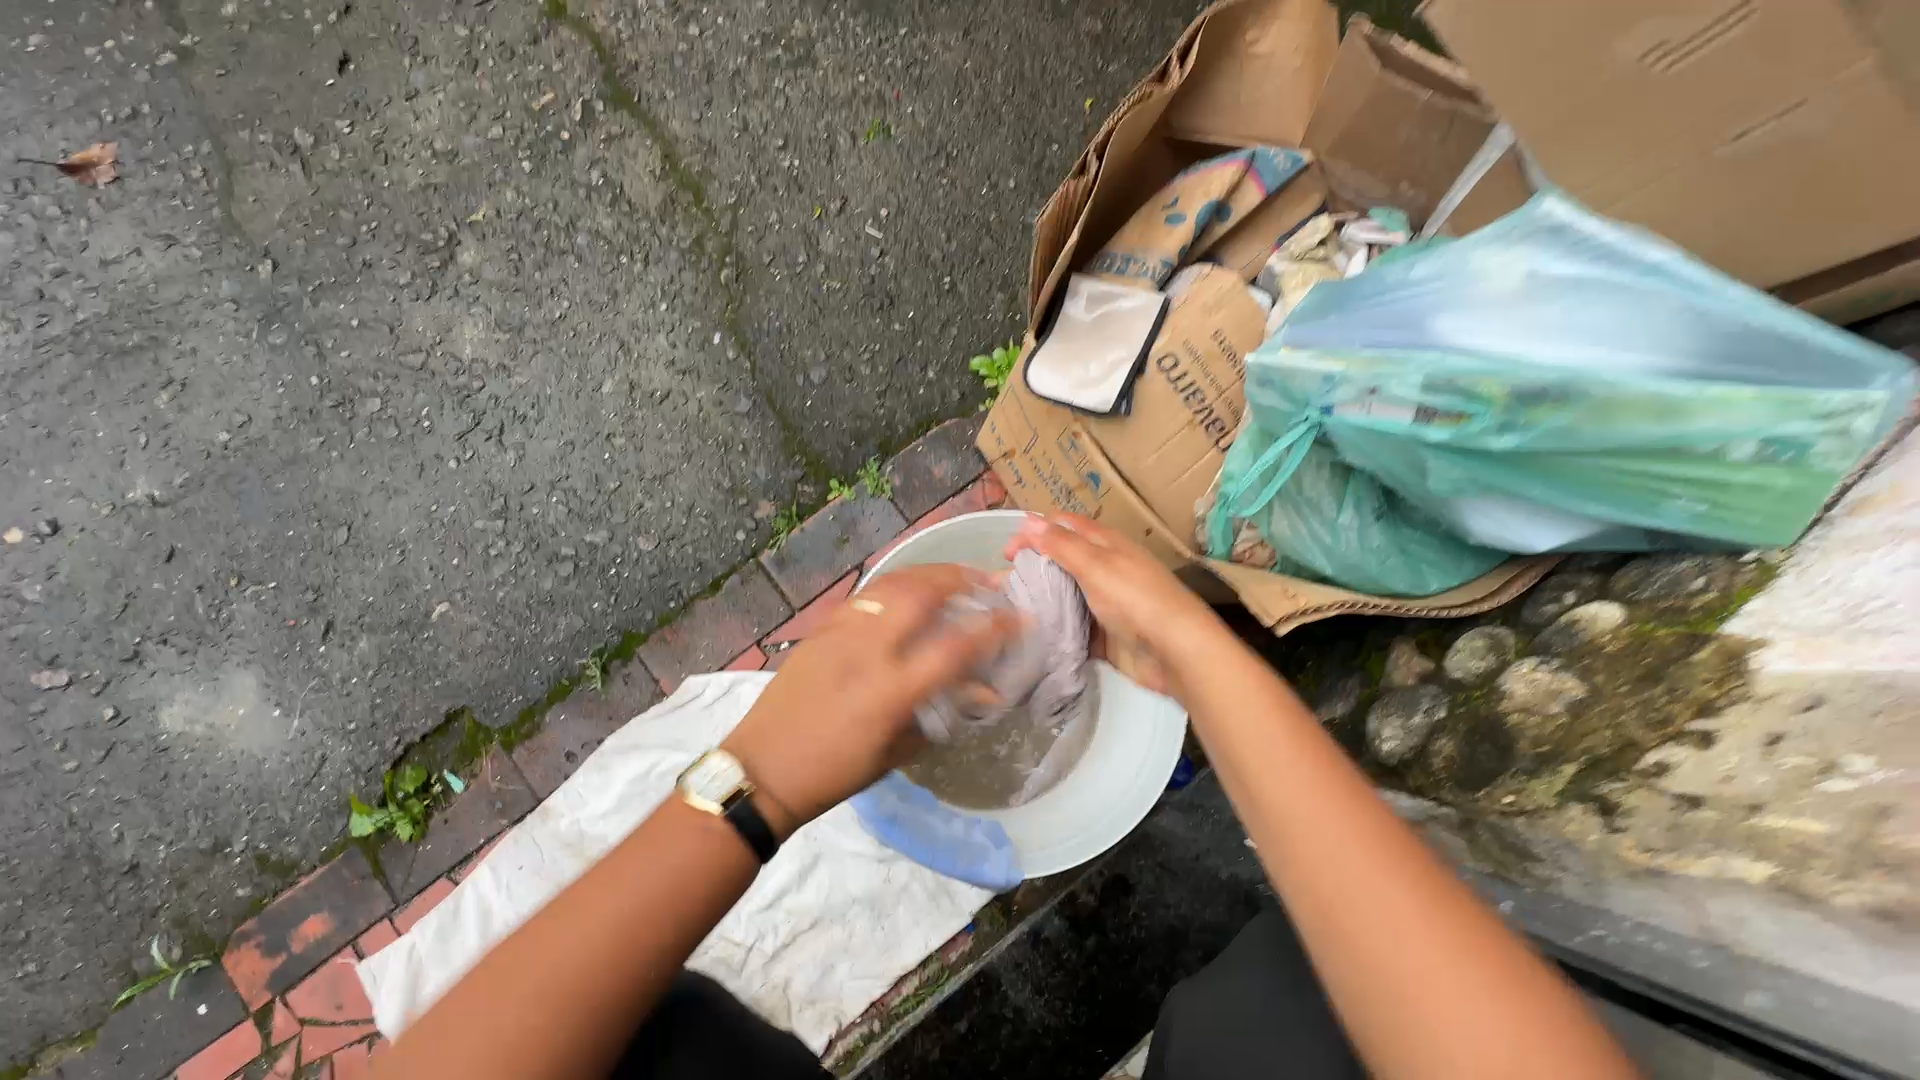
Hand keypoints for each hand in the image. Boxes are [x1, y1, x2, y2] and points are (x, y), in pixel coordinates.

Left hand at [721, 564, 1016, 837]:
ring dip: (928, 575)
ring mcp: (840, 633)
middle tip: (987, 582)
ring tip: (953, 578)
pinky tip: (908, 593)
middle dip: (961, 579)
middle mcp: (867, 651)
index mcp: (890, 691)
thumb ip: (941, 715)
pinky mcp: (820, 629)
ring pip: (891, 585)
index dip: (994, 628)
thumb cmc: (834, 773)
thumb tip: (983, 693)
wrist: (762, 768)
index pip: (955, 646)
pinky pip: (865, 597)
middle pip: (922, 593)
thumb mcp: (896, 753)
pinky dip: (896, 587)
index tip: (1019, 617)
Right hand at [1006, 513, 1228, 698]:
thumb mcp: (1096, 565)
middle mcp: (1105, 569)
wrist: (1175, 652)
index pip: (1063, 526)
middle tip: (1003, 585)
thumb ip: (1061, 544)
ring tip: (1009, 611)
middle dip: (1033, 568)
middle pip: (1062, 561)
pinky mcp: (1104, 634)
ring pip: (1065, 596)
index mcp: (1105, 544)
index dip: (1034, 531)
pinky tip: (1032, 637)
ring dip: (1042, 601)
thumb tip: (1028, 520)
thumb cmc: (1136, 599)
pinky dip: (1055, 630)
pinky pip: (1073, 628)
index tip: (1006, 554)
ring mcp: (1105, 603)